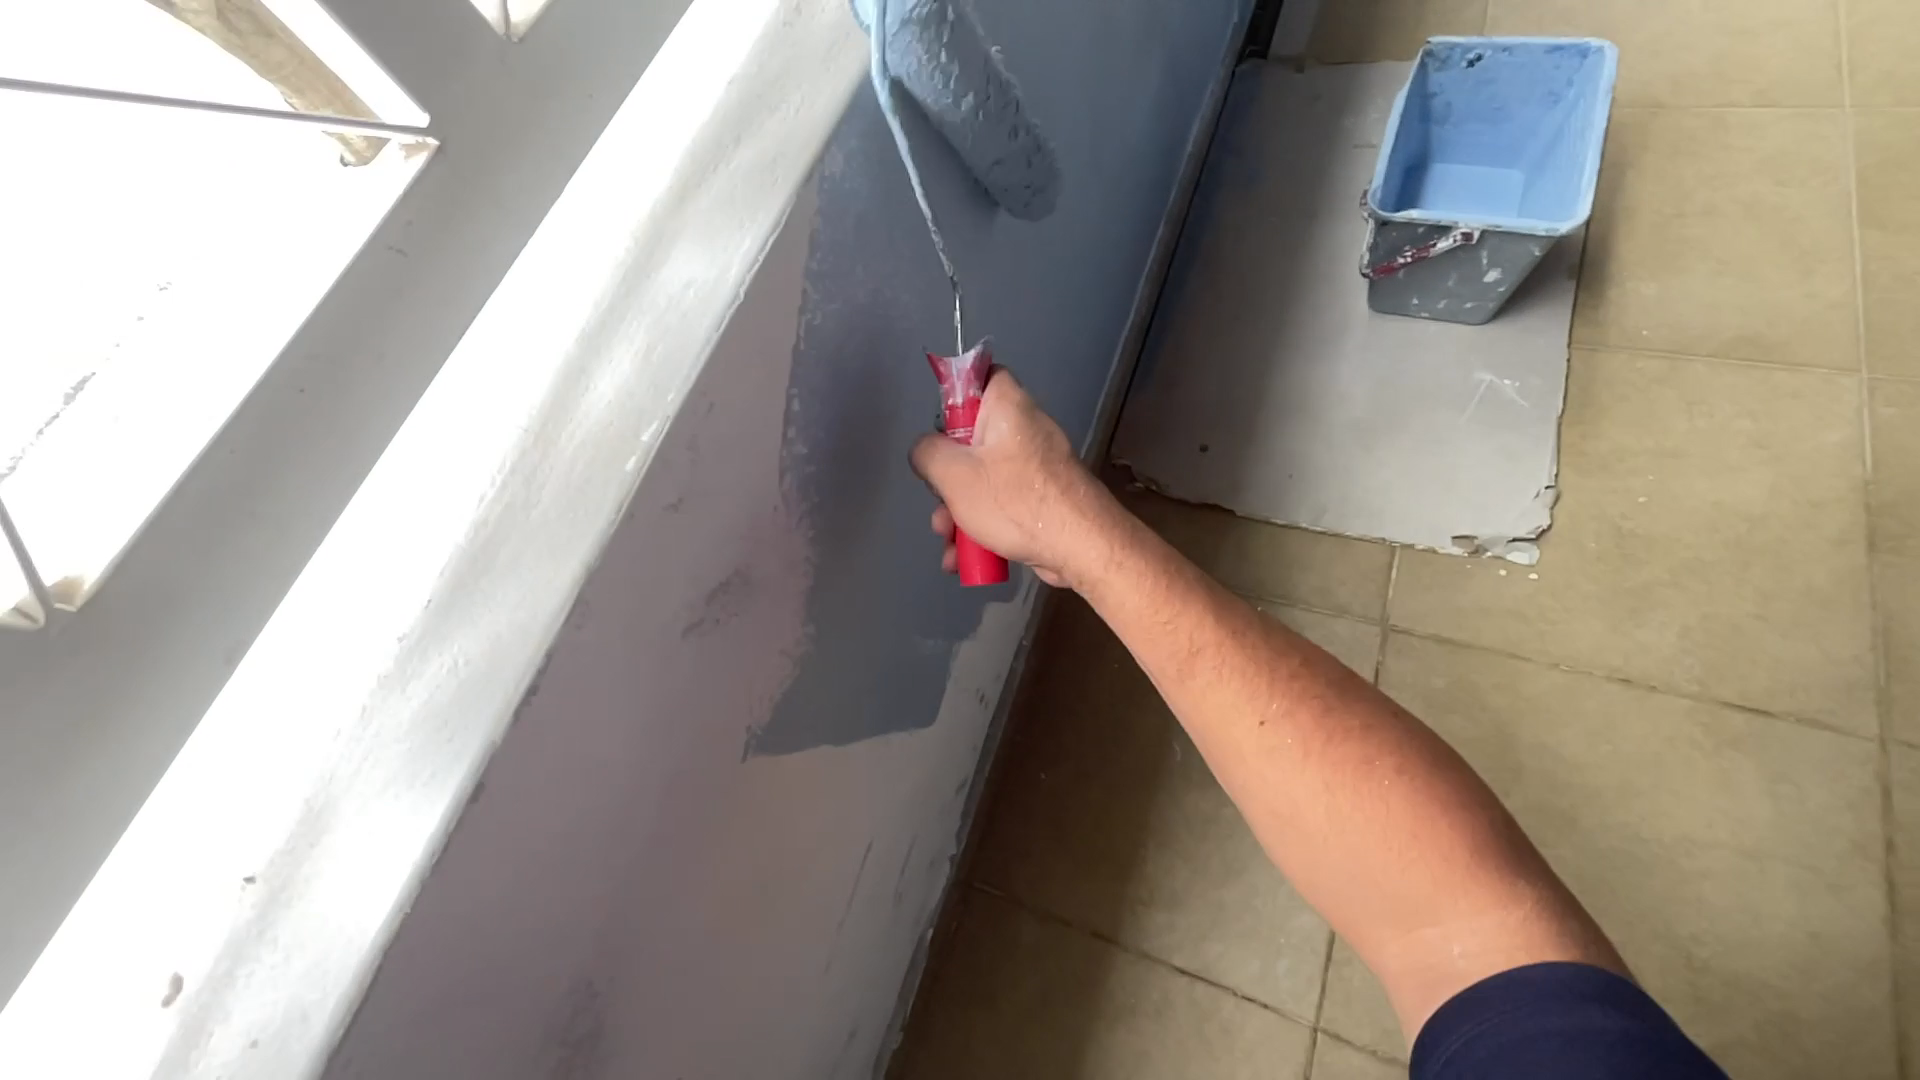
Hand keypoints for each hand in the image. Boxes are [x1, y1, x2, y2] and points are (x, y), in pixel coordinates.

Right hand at [909, 368, 1120, 588]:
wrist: (1081, 546)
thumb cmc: (1015, 501)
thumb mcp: (953, 474)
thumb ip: (927, 453)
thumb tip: (925, 450)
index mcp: (1007, 407)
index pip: (982, 374)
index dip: (956, 393)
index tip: (938, 426)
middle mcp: (1024, 429)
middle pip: (972, 438)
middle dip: (947, 478)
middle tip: (941, 499)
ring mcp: (1034, 467)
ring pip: (983, 479)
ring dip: (958, 512)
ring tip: (949, 541)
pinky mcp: (1041, 499)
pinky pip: (1001, 504)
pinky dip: (981, 527)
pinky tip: (963, 558)